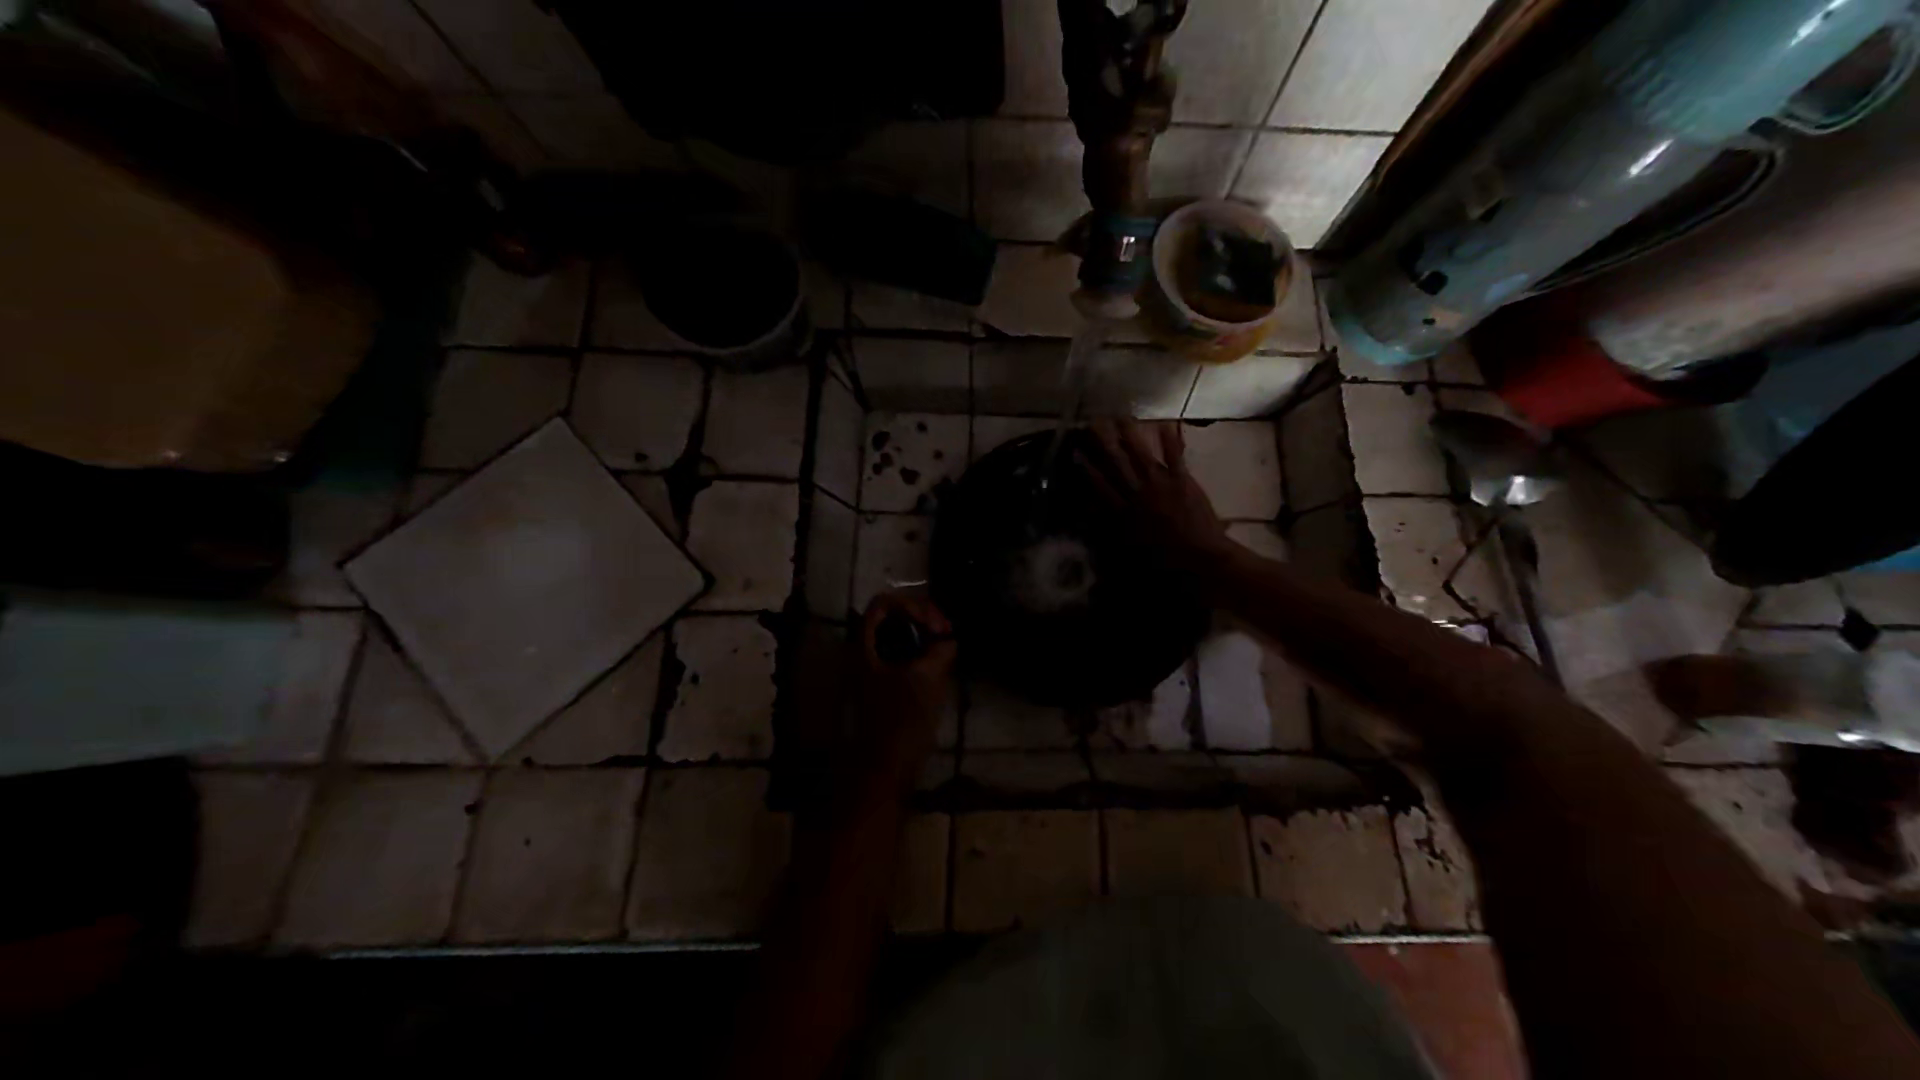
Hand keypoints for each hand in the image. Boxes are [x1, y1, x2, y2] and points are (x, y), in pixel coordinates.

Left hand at [853, 593, 956, 778]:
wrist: (885, 771)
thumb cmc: (902, 722)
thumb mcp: (927, 679)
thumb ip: (940, 651)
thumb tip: (949, 641)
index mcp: (864, 647)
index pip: (883, 604)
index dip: (913, 605)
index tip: (937, 627)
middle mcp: (863, 655)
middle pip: (891, 619)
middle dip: (922, 620)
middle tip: (947, 635)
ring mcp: (872, 673)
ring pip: (898, 640)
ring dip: (924, 639)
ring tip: (947, 652)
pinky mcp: (884, 690)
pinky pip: (902, 660)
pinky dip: (921, 658)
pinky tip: (941, 671)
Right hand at [1082, 418, 1230, 569]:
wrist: (1198, 557)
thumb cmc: (1164, 559)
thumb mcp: (1130, 549)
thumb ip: (1115, 531)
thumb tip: (1098, 520)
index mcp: (1124, 512)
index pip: (1100, 485)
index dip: (1088, 467)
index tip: (1077, 450)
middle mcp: (1138, 494)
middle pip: (1117, 464)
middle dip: (1104, 442)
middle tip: (1094, 423)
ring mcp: (1160, 485)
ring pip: (1141, 455)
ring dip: (1130, 435)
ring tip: (1121, 417)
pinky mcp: (1182, 481)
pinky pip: (1175, 457)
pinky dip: (1170, 440)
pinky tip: (1164, 423)